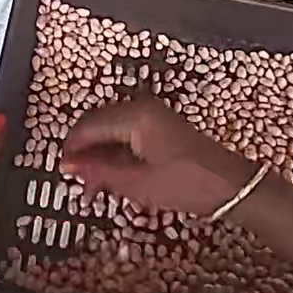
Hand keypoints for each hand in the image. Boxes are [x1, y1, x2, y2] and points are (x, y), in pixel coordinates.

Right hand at [61, 95, 256, 215]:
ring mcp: (153, 113)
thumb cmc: (185, 184)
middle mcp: (141, 106)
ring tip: (96, 185)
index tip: (63, 171)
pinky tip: (114, 174)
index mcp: (134, 115)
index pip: (87, 126)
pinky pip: (127, 131)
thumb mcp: (137, 183)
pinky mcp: (161, 123)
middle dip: (85, 152)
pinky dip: (116, 151)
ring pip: (111, 129)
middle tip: (78, 182)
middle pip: (97, 124)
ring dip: (100, 154)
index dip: (72, 149)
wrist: (230, 185)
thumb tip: (71, 166)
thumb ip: (100, 172)